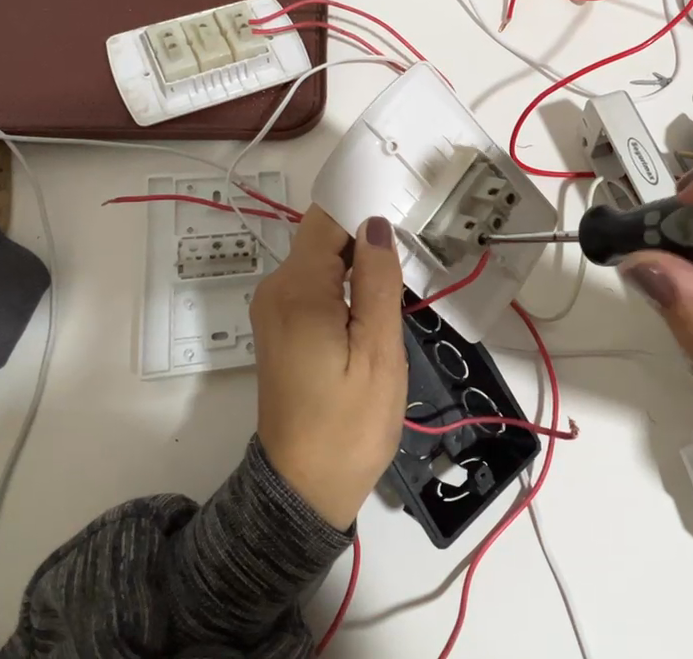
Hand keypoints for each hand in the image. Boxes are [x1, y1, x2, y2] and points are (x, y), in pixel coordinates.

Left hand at [251, 208, 406, 529]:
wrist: (304, 487)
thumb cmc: (348, 424)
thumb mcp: (379, 353)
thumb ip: (378, 282)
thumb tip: (375, 225)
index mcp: (297, 290)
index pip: (326, 218)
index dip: (363, 206)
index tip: (406, 206)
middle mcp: (277, 289)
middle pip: (323, 236)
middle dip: (366, 234)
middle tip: (417, 244)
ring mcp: (276, 309)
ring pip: (322, 260)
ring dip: (360, 261)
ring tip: (404, 273)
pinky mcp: (283, 327)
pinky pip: (317, 285)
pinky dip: (347, 283)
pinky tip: (377, 300)